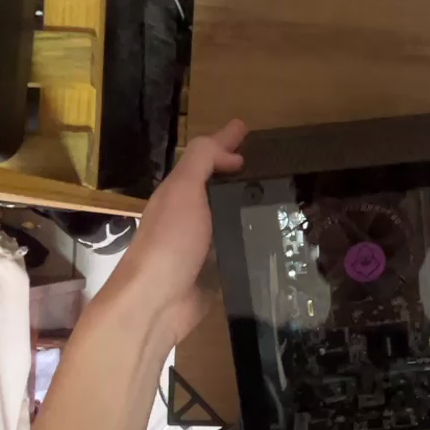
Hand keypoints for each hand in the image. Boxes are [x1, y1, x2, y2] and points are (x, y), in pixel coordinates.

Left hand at [102, 119, 245, 349]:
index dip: (224, 141)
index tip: (245, 127)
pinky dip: (249, 234)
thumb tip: (228, 151)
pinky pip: (235, 243)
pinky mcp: (215, 270)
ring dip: (246, 203)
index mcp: (179, 192)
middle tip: (265, 162)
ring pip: (227, 214)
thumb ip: (201, 161)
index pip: (205, 157)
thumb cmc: (170, 242)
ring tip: (272, 194)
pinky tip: (266, 233)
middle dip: (237, 171)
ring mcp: (202, 244)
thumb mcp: (184, 190)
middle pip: (216, 185)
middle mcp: (189, 214)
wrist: (157, 302)